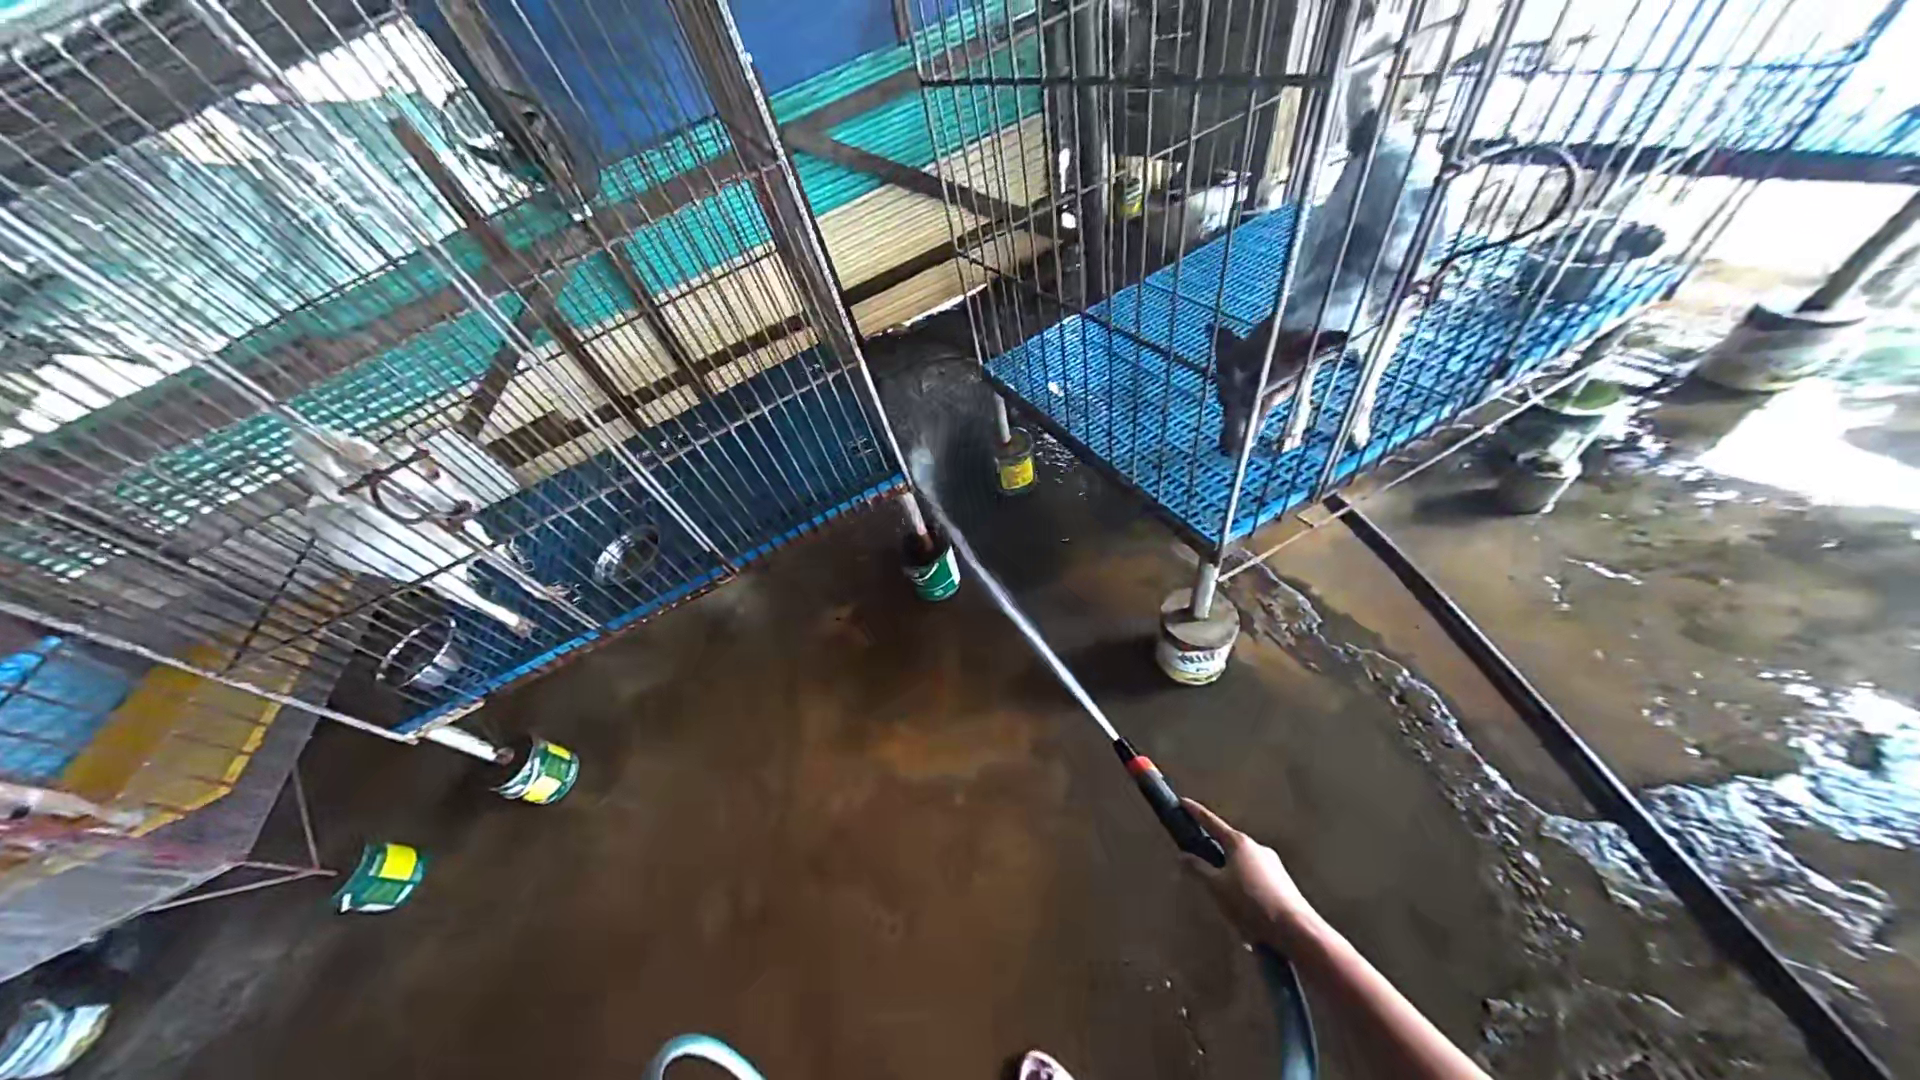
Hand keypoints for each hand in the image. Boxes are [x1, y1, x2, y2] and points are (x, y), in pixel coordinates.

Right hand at [1180, 798, 1322, 950]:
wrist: (1298, 932)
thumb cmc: (1252, 904)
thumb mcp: (1216, 887)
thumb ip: (1197, 869)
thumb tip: (1183, 856)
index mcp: (1239, 843)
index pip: (1211, 822)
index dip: (1195, 812)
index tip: (1183, 802)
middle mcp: (1258, 849)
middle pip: (1228, 850)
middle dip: (1216, 865)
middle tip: (1208, 883)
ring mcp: (1274, 867)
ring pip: (1243, 872)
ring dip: (1234, 889)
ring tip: (1233, 916)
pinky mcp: (1284, 886)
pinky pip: (1257, 887)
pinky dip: (1248, 900)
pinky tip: (1249, 925)